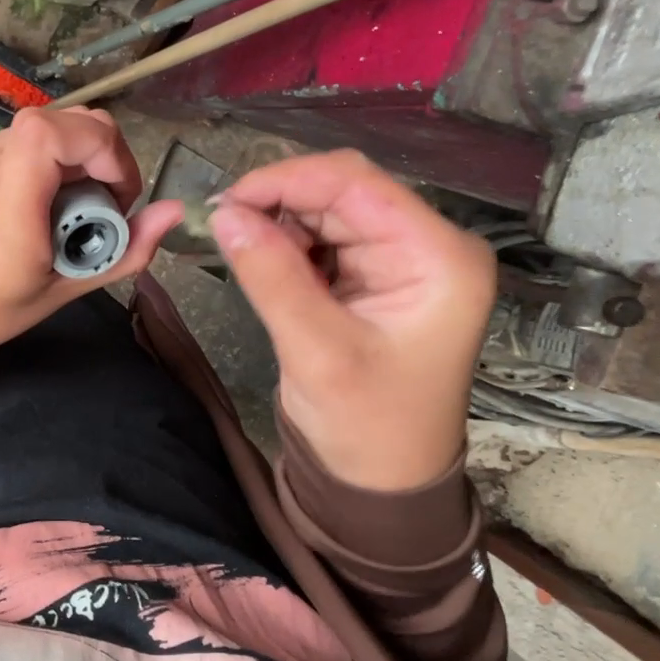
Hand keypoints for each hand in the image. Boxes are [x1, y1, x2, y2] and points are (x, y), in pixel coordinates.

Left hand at [0, 108, 183, 363]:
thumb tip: (174, 211)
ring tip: (71, 202)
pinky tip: (39, 196)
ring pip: (38, 125)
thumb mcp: (62, 293)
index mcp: (4, 217)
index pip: (47, 134)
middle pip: (56, 120)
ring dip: (71, 153)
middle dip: (99, 150)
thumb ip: (123, 253)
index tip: (115, 190)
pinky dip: (41, 157)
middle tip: (104, 199)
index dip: (98, 145)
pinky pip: (12, 137)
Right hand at [209, 151, 494, 490]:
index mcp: (437, 257)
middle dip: (279, 199)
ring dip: (278, 221)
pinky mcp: (373, 276)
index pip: (357, 185)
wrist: (382, 480)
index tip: (226, 202)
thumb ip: (271, 277)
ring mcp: (400, 260)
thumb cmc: (366, 424)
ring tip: (237, 245)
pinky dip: (284, 242)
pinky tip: (260, 260)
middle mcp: (425, 246)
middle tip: (222, 223)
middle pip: (342, 191)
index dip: (288, 180)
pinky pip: (321, 238)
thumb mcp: (316, 351)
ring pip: (326, 211)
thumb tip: (223, 214)